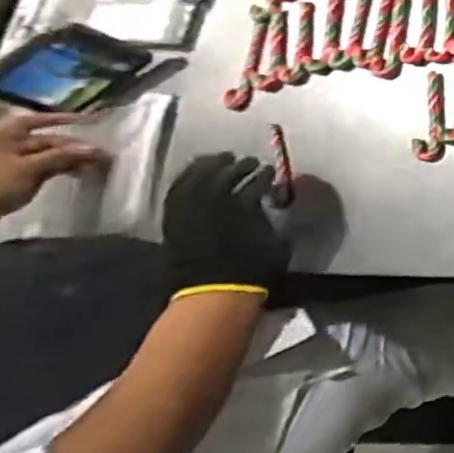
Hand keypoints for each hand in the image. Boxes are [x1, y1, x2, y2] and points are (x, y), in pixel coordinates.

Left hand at [0, 111, 106, 224]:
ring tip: (90, 165)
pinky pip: (38, 170)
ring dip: (66, 159)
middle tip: (98, 153)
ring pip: (42, 157)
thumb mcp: (28, 169)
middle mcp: (0, 148)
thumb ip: (60, 157)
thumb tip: (92, 149)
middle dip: (70, 145)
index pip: (31, 121)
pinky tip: (72, 174)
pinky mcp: (7, 182)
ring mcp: (3, 166)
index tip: (85, 121)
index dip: (58, 118)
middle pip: (41, 141)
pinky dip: (56, 170)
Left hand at [162, 153, 288, 293]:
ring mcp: (191, 206)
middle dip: (242, 165)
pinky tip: (196, 173)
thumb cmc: (252, 270)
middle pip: (228, 172)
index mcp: (245, 205)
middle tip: (251, 162)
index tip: (272, 172)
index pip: (259, 180)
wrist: (214, 292)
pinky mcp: (174, 215)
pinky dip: (188, 176)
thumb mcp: (277, 244)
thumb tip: (279, 210)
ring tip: (223, 160)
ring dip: (212, 164)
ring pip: (200, 174)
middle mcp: (216, 199)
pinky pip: (179, 187)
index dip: (266, 175)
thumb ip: (275, 222)